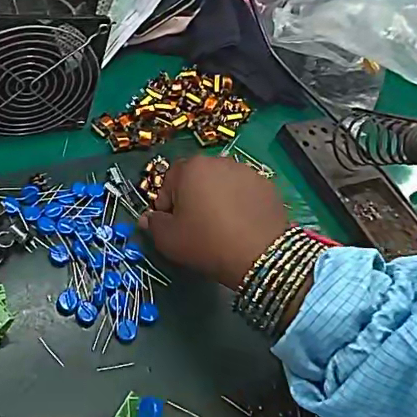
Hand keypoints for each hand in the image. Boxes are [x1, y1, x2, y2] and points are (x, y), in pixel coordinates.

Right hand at [138, 156, 289, 287]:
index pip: (169, 181)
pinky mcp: (267, 185)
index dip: (167, 205)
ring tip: (221, 226)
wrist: (260, 255)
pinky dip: (239, 204)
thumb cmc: (206, 242)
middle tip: (196, 226)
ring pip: (221, 184)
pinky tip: (241, 225)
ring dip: (217, 199)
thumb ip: (153, 225)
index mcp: (190, 167)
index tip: (173, 225)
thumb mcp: (168, 240)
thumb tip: (148, 219)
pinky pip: (244, 192)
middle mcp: (219, 161)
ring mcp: (246, 171)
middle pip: (196, 179)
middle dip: (192, 198)